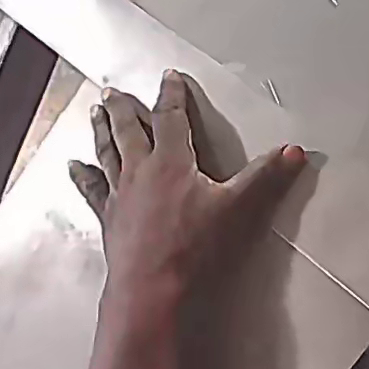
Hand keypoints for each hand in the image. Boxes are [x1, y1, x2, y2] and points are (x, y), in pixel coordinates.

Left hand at [70, 70, 305, 305]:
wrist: (153, 291)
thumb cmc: (196, 248)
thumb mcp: (240, 209)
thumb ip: (267, 177)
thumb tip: (295, 151)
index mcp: (171, 161)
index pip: (170, 118)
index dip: (171, 96)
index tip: (169, 77)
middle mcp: (140, 171)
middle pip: (129, 130)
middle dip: (124, 109)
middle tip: (115, 91)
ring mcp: (119, 196)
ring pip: (107, 153)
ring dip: (101, 130)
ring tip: (94, 113)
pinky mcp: (109, 219)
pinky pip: (91, 190)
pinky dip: (82, 176)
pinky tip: (73, 167)